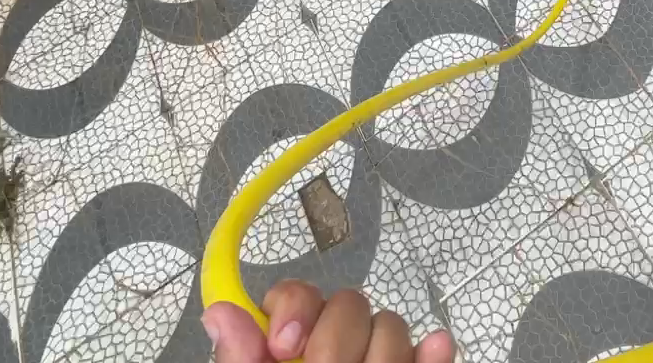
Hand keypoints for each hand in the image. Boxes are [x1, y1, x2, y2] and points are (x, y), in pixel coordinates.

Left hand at [204, 282, 455, 362]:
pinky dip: (434, 353)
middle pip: (349, 304)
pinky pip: (432, 350)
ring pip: (390, 326)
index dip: (295, 308)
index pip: (294, 296)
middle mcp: (332, 350)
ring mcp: (377, 360)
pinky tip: (435, 351)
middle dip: (335, 346)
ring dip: (380, 358)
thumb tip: (218, 309)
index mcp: (286, 353)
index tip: (286, 347)